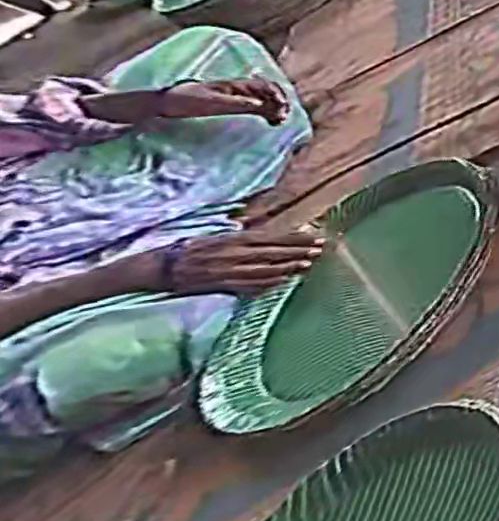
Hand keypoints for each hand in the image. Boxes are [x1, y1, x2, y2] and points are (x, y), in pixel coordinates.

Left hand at [158, 78, 289, 123]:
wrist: (164, 105)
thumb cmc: (186, 100)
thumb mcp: (213, 102)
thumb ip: (239, 102)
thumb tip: (264, 104)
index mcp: (237, 85)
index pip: (266, 85)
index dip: (277, 94)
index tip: (281, 105)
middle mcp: (241, 90)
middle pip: (270, 93)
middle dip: (281, 103)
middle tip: (283, 116)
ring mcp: (238, 98)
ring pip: (267, 102)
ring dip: (276, 110)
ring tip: (279, 121)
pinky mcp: (234, 107)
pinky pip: (259, 108)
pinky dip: (269, 114)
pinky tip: (271, 121)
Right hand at [163, 227, 326, 294]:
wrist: (158, 268)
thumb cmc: (193, 248)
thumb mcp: (219, 235)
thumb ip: (246, 236)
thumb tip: (276, 235)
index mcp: (232, 240)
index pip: (272, 237)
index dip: (296, 239)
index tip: (317, 238)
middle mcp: (231, 254)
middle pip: (272, 253)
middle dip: (298, 252)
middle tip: (319, 251)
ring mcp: (226, 271)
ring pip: (264, 270)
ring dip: (288, 268)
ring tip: (307, 266)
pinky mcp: (219, 285)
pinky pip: (249, 285)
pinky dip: (269, 283)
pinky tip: (284, 280)